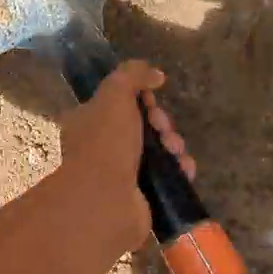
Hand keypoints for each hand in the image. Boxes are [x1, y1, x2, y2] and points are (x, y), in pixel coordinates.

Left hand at [55, 60, 194, 242]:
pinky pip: (166, 175)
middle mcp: (101, 146)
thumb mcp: (114, 94)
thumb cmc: (105, 142)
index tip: (150, 99)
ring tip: (175, 151)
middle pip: (142, 125)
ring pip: (157, 150)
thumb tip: (154, 73)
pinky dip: (179, 169)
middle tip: (163, 129)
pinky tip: (185, 169)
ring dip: (173, 145)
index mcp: (87, 121)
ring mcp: (121, 173)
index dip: (140, 97)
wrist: (107, 200)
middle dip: (161, 123)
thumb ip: (132, 75)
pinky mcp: (141, 195)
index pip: (119, 102)